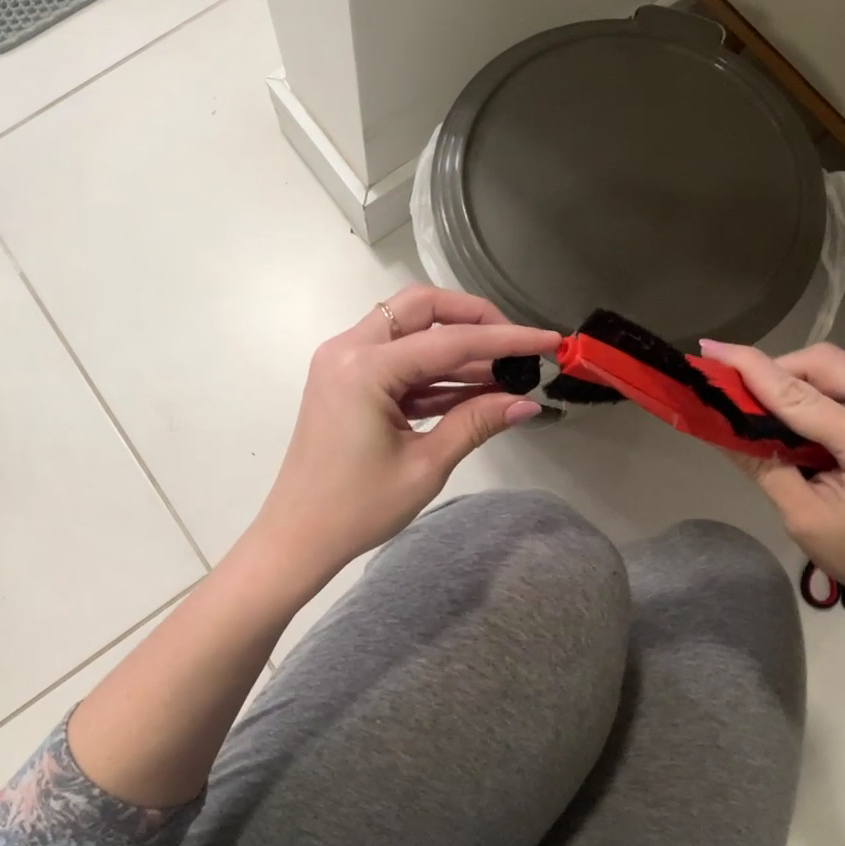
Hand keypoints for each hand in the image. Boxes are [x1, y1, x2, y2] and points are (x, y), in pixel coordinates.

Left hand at [248, 285, 558, 583]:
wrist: (297, 537)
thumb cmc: (356, 509)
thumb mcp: (424, 466)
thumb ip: (476, 423)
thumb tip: (528, 402)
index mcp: (364, 367)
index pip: (449, 340)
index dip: (505, 339)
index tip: (548, 341)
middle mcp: (348, 349)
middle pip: (421, 308)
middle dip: (474, 319)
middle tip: (517, 345)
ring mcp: (342, 362)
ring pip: (408, 330)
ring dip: (455, 347)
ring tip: (506, 373)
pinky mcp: (345, 380)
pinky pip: (396, 358)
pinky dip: (432, 369)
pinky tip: (474, 388)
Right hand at [699, 340, 844, 617]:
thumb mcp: (799, 515)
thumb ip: (760, 462)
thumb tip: (714, 421)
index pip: (801, 396)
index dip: (753, 369)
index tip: (713, 350)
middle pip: (828, 363)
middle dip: (778, 369)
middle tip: (742, 392)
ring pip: (842, 368)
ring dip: (799, 379)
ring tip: (768, 408)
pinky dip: (820, 390)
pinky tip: (801, 416)